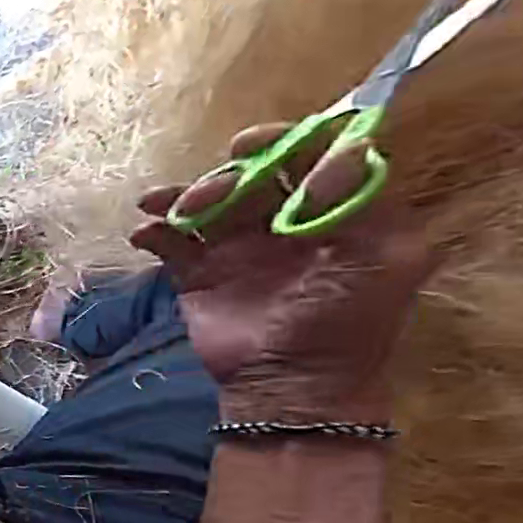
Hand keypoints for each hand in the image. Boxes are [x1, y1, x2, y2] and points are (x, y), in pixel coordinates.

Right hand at [129, 124, 435, 423]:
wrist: (287, 379)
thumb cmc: (345, 322)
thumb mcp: (380, 257)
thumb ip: (360, 202)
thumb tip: (334, 154)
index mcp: (334, 213)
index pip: (309, 160)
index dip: (282, 143)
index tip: (249, 145)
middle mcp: (282, 224)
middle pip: (249, 179)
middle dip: (222, 178)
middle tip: (202, 197)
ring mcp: (236, 250)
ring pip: (205, 207)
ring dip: (180, 199)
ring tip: (161, 209)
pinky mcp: (196, 275)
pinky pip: (170, 244)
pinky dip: (153, 233)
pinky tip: (142, 234)